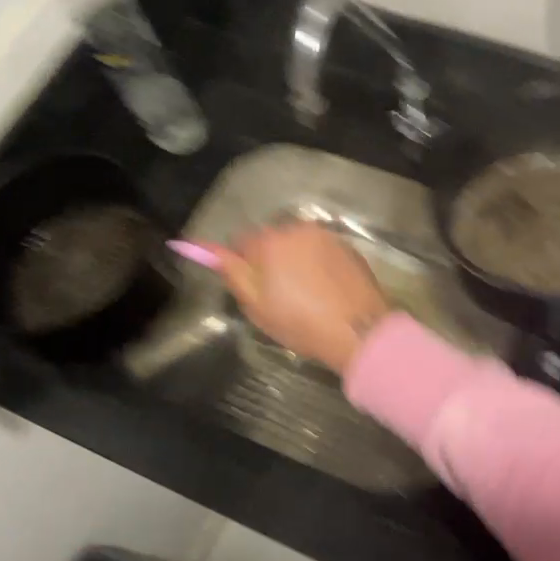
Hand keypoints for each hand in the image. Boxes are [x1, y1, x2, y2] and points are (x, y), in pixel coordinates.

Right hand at [217, 221, 391, 374]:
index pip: (241, 242)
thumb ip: (231, 271)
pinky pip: (323, 250)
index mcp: (269, 241)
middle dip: (271, 260)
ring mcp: (327, 236)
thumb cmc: (301, 323)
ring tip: (306, 294)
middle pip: (272, 239)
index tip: (254, 289)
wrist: (359, 331)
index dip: (243, 265)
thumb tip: (200, 246)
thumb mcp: (256, 305)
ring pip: (299, 244)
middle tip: (280, 295)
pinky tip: (326, 290)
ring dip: (296, 260)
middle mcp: (298, 229)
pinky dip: (320, 264)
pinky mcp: (349, 247)